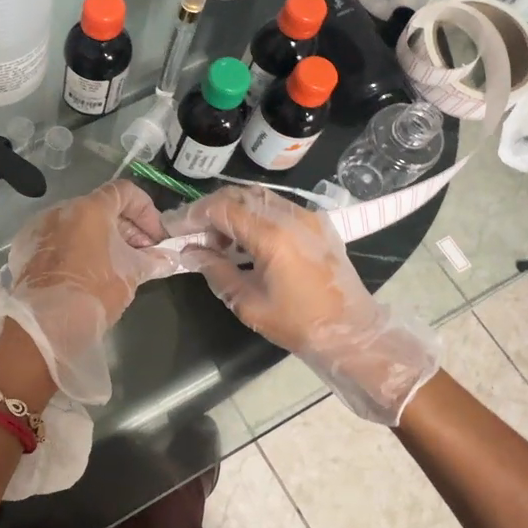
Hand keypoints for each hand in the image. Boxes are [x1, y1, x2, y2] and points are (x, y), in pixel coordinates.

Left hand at [5, 180, 173, 404]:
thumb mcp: (131, 275)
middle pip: (100, 207)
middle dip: (125, 228)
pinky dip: (74, 248)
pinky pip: (56, 239)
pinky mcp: (24, 248)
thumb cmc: (94, 292)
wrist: (45, 323)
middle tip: (140, 254)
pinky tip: (83, 271)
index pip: (124, 191)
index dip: (146, 210)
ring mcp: (39, 227)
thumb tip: (170, 259)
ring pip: (76, 223)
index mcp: (90, 208)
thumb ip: (153, 261)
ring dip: (99, 237)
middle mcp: (62, 209)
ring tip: (113, 264)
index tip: (155, 237)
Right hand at [164, 185, 438, 425]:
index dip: (194, 215)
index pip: (223, 209)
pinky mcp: (318, 224)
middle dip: (210, 209)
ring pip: (259, 197)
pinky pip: (278, 207)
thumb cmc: (298, 324)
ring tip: (215, 238)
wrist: (352, 332)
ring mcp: (308, 217)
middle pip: (240, 195)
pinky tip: (244, 240)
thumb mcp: (247, 303)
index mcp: (273, 235)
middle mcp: (292, 216)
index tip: (174, 227)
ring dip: (232, 210)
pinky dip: (254, 215)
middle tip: (191, 231)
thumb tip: (191, 252)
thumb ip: (215, 271)